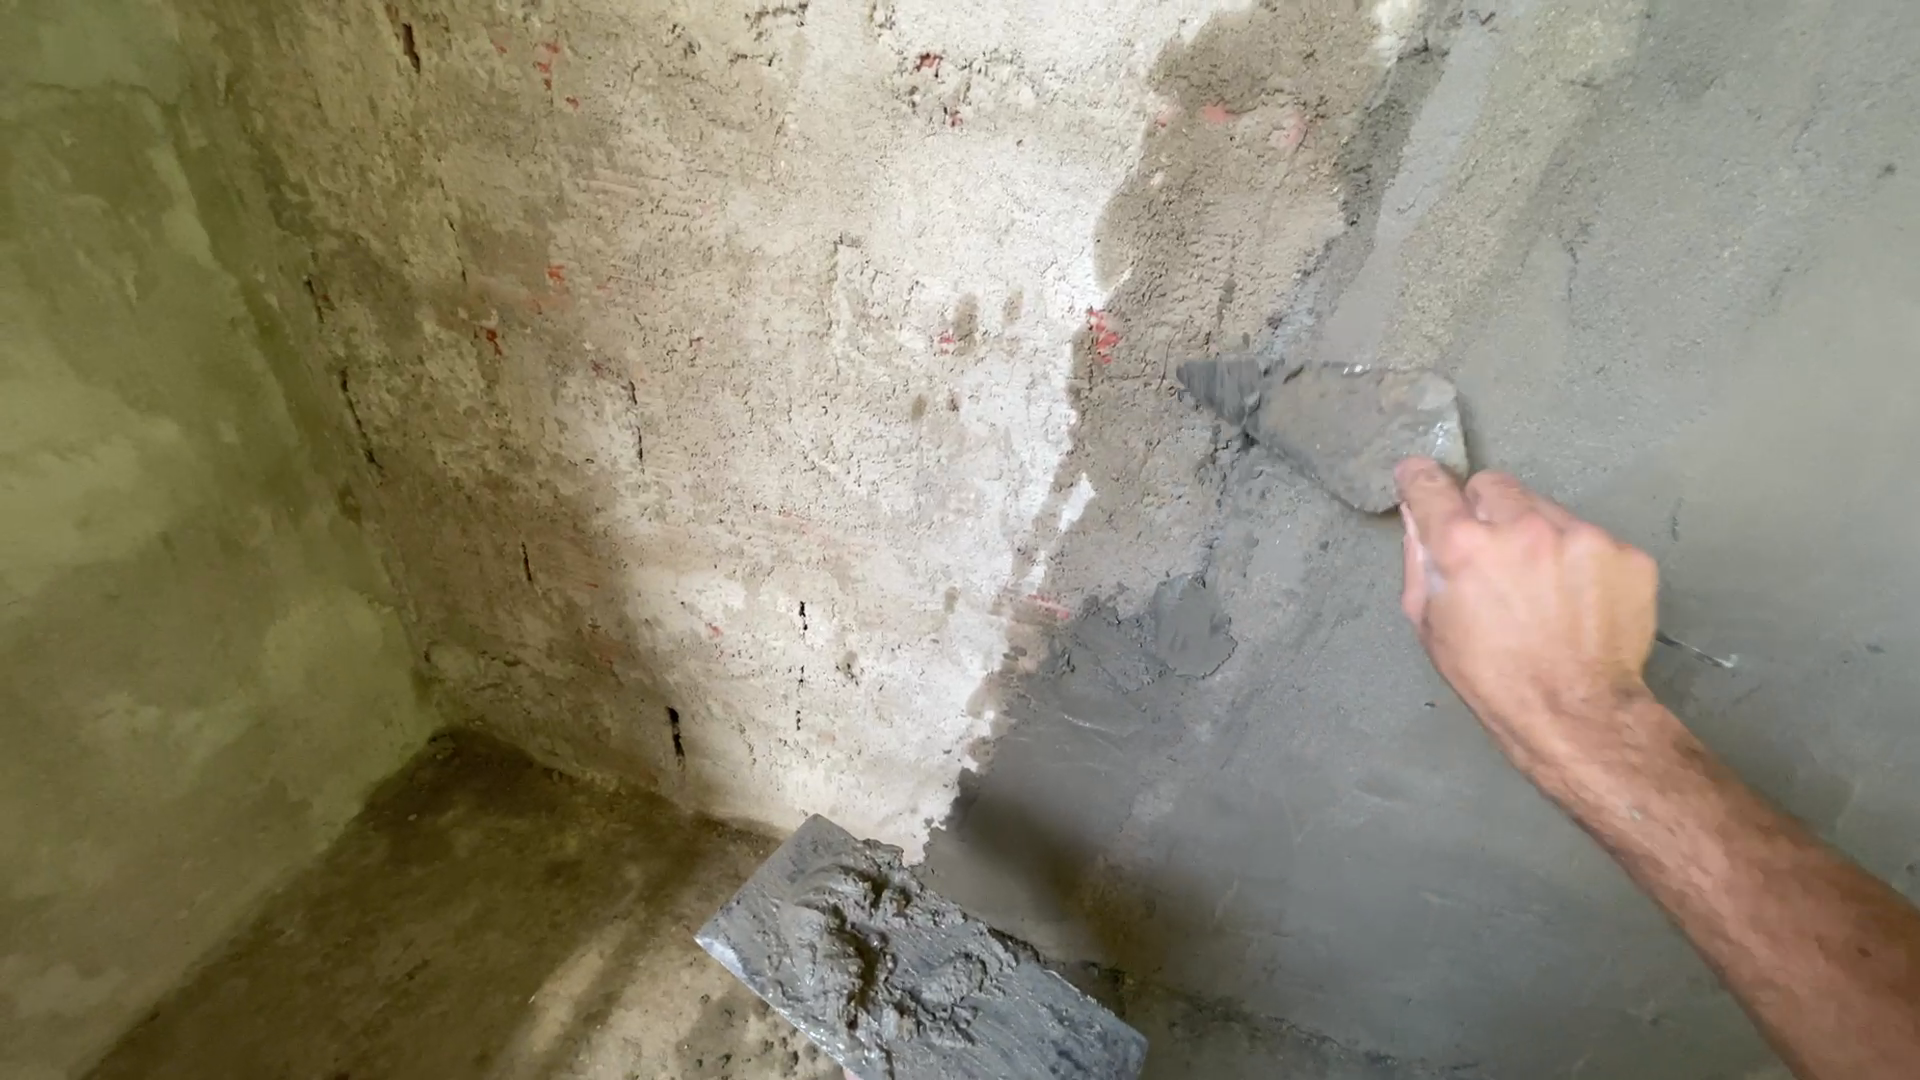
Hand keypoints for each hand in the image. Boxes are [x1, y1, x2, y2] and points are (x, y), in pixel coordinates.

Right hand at [1395, 458, 1661, 781]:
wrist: (1572, 708)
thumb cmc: (1484, 670)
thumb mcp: (1425, 617)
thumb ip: (1419, 558)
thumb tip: (1417, 518)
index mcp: (1463, 544)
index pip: (1429, 485)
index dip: (1417, 478)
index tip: (1416, 476)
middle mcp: (1521, 528)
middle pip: (1492, 484)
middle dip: (1482, 508)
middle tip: (1487, 547)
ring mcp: (1580, 536)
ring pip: (1542, 508)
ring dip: (1531, 532)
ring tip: (1537, 582)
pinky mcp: (1626, 553)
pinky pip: (1586, 536)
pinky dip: (1573, 556)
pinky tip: (1572, 595)